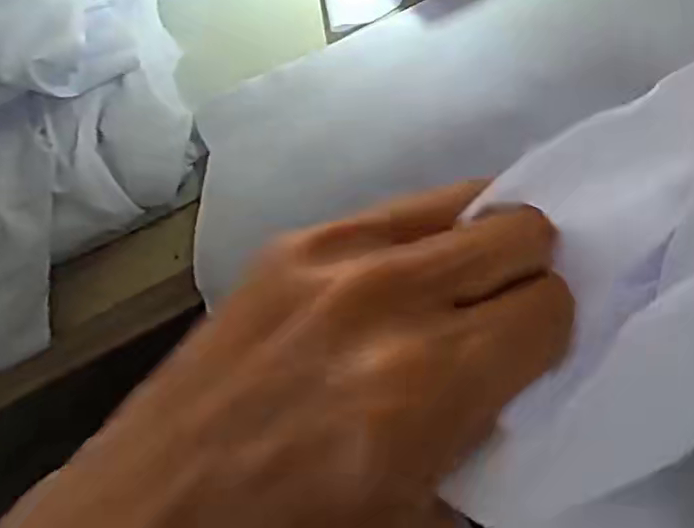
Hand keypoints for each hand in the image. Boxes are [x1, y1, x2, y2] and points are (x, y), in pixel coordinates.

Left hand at [5, 181, 573, 527]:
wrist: (141, 523)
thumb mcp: (417, 513)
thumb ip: (490, 430)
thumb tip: (528, 367)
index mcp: (422, 387)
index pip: (548, 307)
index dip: (551, 333)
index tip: (533, 352)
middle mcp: (385, 299)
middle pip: (522, 228)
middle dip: (529, 272)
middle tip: (504, 312)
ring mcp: (335, 254)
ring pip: (472, 197)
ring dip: (482, 243)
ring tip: (459, 285)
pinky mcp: (297, 238)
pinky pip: (406, 206)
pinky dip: (427, 236)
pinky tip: (401, 278)